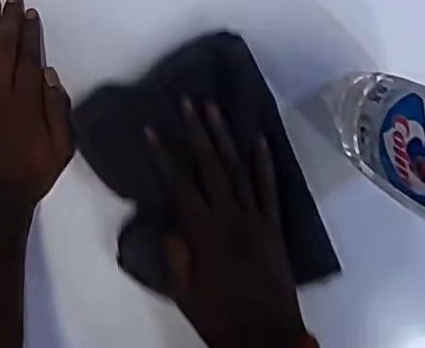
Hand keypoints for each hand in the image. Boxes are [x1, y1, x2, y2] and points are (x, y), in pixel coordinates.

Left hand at [0, 0, 73, 224]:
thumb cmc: (31, 174)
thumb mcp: (60, 149)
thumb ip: (57, 110)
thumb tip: (50, 74)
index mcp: (26, 100)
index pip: (27, 56)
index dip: (29, 32)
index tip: (30, 12)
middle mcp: (0, 92)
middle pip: (4, 46)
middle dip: (9, 19)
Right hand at [147, 100, 312, 347]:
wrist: (269, 342)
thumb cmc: (220, 317)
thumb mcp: (184, 292)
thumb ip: (175, 254)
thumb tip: (171, 223)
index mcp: (203, 231)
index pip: (178, 183)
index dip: (162, 155)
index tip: (149, 128)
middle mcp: (229, 216)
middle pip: (209, 165)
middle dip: (196, 130)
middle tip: (186, 100)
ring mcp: (255, 218)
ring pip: (238, 168)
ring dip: (224, 135)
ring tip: (213, 107)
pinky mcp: (274, 227)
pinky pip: (269, 189)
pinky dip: (264, 163)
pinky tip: (258, 139)